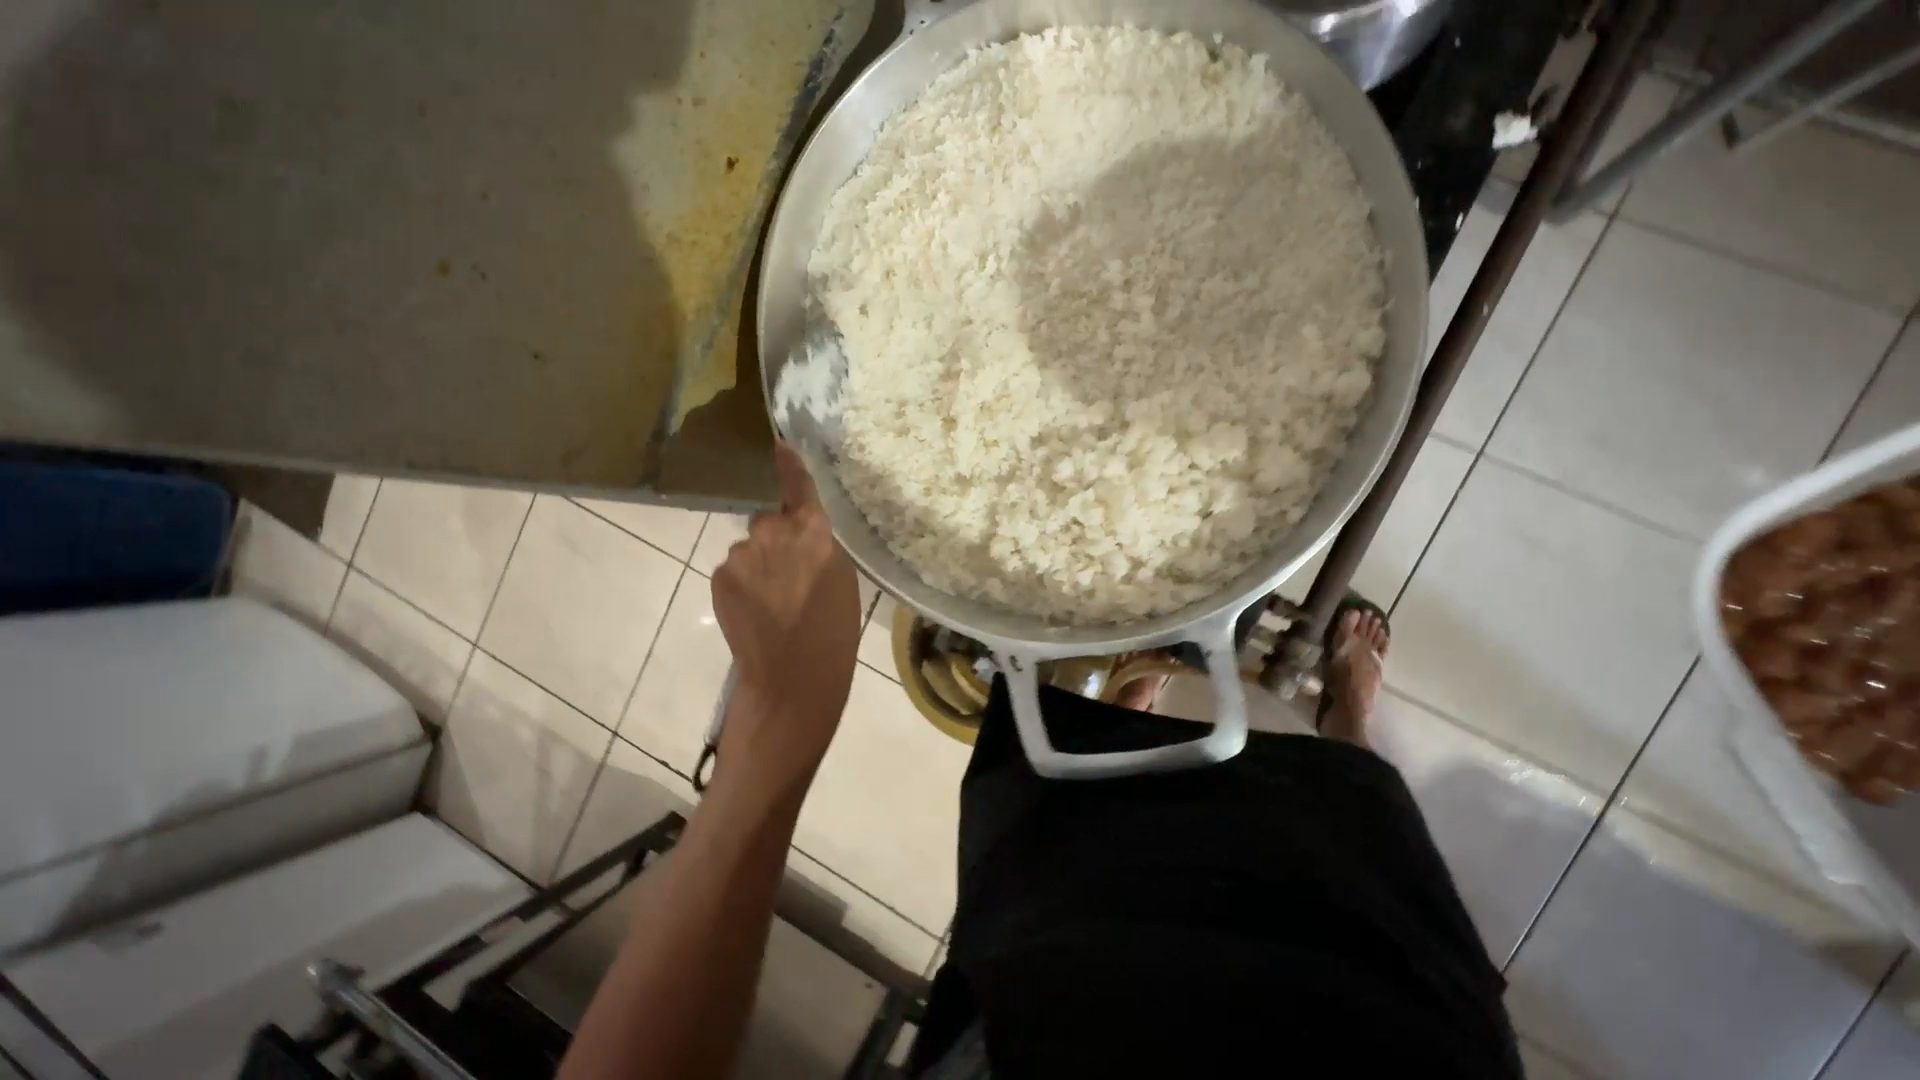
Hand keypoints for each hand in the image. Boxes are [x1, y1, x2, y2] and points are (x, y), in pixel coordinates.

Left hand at [710, 441, 861, 783]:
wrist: (792, 678)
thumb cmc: (834, 634)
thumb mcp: (844, 581)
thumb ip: (822, 548)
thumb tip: (804, 535)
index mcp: (816, 532)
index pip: (799, 485)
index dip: (789, 464)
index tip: (779, 444)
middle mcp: (775, 532)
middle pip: (770, 522)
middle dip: (777, 542)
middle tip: (791, 578)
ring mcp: (743, 554)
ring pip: (750, 550)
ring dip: (758, 566)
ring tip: (774, 603)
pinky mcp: (720, 576)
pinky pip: (734, 570)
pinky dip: (742, 585)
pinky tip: (756, 612)